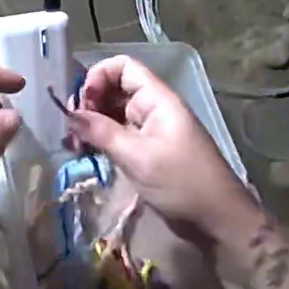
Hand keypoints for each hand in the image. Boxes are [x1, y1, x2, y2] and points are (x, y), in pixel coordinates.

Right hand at [65, 56, 263, 248]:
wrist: (218, 221)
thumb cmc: (182, 183)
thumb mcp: (137, 157)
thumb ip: (102, 132)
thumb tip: (69, 114)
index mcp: (157, 100)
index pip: (124, 67)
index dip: (98, 76)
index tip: (82, 102)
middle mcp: (153, 108)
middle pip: (115, 89)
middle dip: (89, 103)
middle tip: (70, 128)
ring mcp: (150, 130)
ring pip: (113, 113)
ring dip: (92, 123)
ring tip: (72, 144)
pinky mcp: (148, 150)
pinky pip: (119, 134)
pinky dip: (101, 139)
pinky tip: (84, 152)